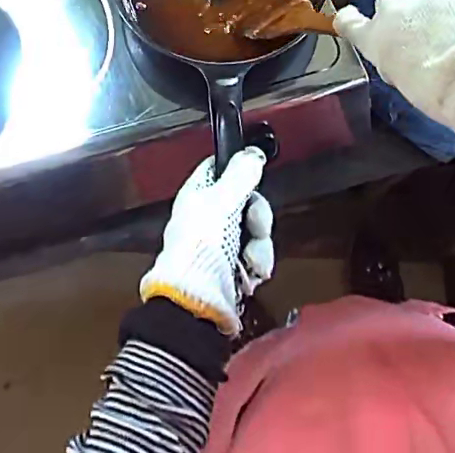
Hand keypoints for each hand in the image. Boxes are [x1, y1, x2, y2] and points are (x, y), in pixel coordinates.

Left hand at [140, 148, 273, 335]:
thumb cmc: (200, 246)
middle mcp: (207, 217)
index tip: (254, 172)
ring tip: (251, 261)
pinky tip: (249, 275)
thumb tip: (252, 153)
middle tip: (256, 227)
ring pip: (254, 231)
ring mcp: (220, 244)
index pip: (218, 169)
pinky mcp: (232, 269)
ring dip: (259, 246)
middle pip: (245, 201)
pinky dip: (256, 266)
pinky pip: (255, 257)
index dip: (238, 168)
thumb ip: (239, 176)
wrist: (196, 302)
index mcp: (196, 195)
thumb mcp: (220, 203)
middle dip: (257, 216)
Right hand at [334, 0, 454, 136]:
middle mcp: (398, 12)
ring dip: (442, 21)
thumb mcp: (406, 84)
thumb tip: (410, 67)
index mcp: (375, 37)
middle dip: (402, 15)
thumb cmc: (440, 90)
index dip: (351, 20)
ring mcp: (432, 0)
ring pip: (432, 5)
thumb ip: (400, 65)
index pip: (349, 22)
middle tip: (418, 37)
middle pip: (390, 2)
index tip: (350, 19)